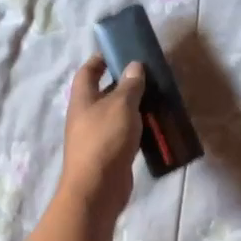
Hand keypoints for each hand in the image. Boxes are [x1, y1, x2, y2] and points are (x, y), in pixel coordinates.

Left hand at [56, 56, 146, 217]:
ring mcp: (97, 136)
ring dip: (134, 105)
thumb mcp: (121, 105)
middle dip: (124, 82)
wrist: (97, 189)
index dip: (100, 59)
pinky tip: (155, 123)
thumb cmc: (105, 139)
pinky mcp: (110, 154)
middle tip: (149, 74)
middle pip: (104, 92)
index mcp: (83, 99)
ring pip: (117, 113)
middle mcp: (86, 116)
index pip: (87, 72)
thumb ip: (129, 85)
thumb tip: (134, 66)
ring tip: (157, 96)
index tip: (120, 51)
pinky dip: (138, 126)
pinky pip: (124, 133)